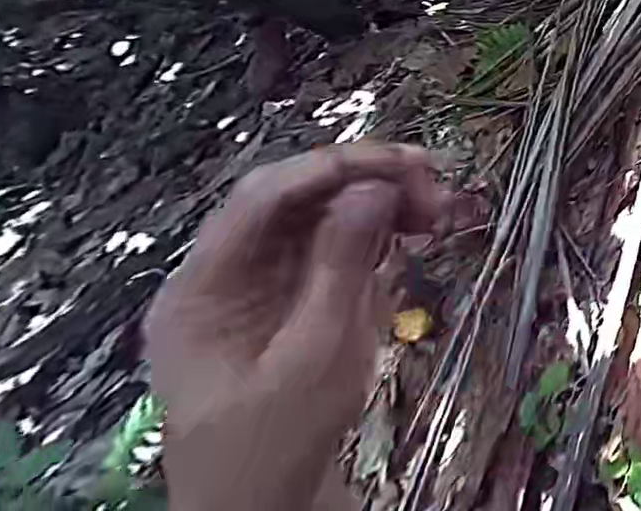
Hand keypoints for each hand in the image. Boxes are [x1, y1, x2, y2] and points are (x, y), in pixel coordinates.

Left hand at [144, 143, 441, 510]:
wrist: (269, 504)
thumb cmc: (280, 440)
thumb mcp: (317, 353)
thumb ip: (341, 263)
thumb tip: (375, 185)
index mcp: (203, 286)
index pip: (264, 195)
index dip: (336, 166)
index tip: (406, 163)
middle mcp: (227, 268)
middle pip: (297, 192)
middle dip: (369, 177)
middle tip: (434, 182)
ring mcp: (261, 275)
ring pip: (324, 206)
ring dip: (383, 197)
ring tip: (437, 208)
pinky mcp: (295, 283)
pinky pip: (338, 234)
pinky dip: (381, 224)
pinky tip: (418, 228)